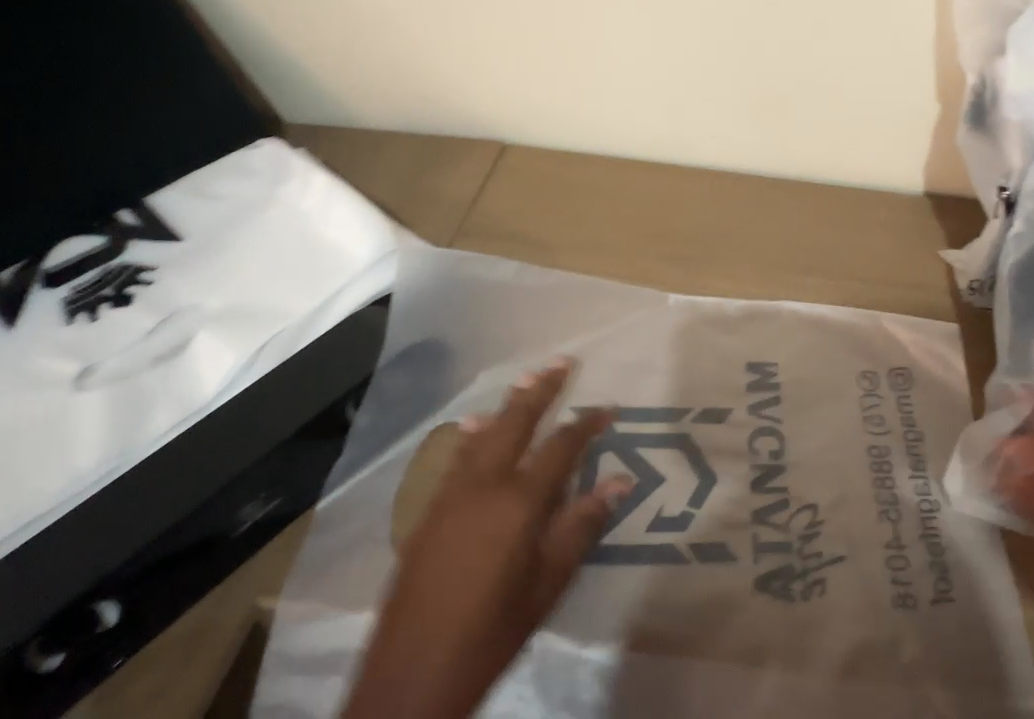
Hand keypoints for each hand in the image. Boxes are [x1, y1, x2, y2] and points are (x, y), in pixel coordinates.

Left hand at [343, 358, 629, 718]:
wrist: (413, 671)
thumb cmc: (494, 630)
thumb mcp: (549, 583)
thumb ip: (582, 525)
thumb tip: (620, 480)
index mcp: (520, 502)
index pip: (561, 447)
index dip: (586, 424)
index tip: (608, 408)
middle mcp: (484, 485)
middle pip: (516, 423)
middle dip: (540, 391)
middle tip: (561, 362)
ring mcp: (450, 495)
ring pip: (483, 435)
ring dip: (506, 406)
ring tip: (525, 380)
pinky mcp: (429, 512)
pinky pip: (457, 458)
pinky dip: (473, 435)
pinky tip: (474, 427)